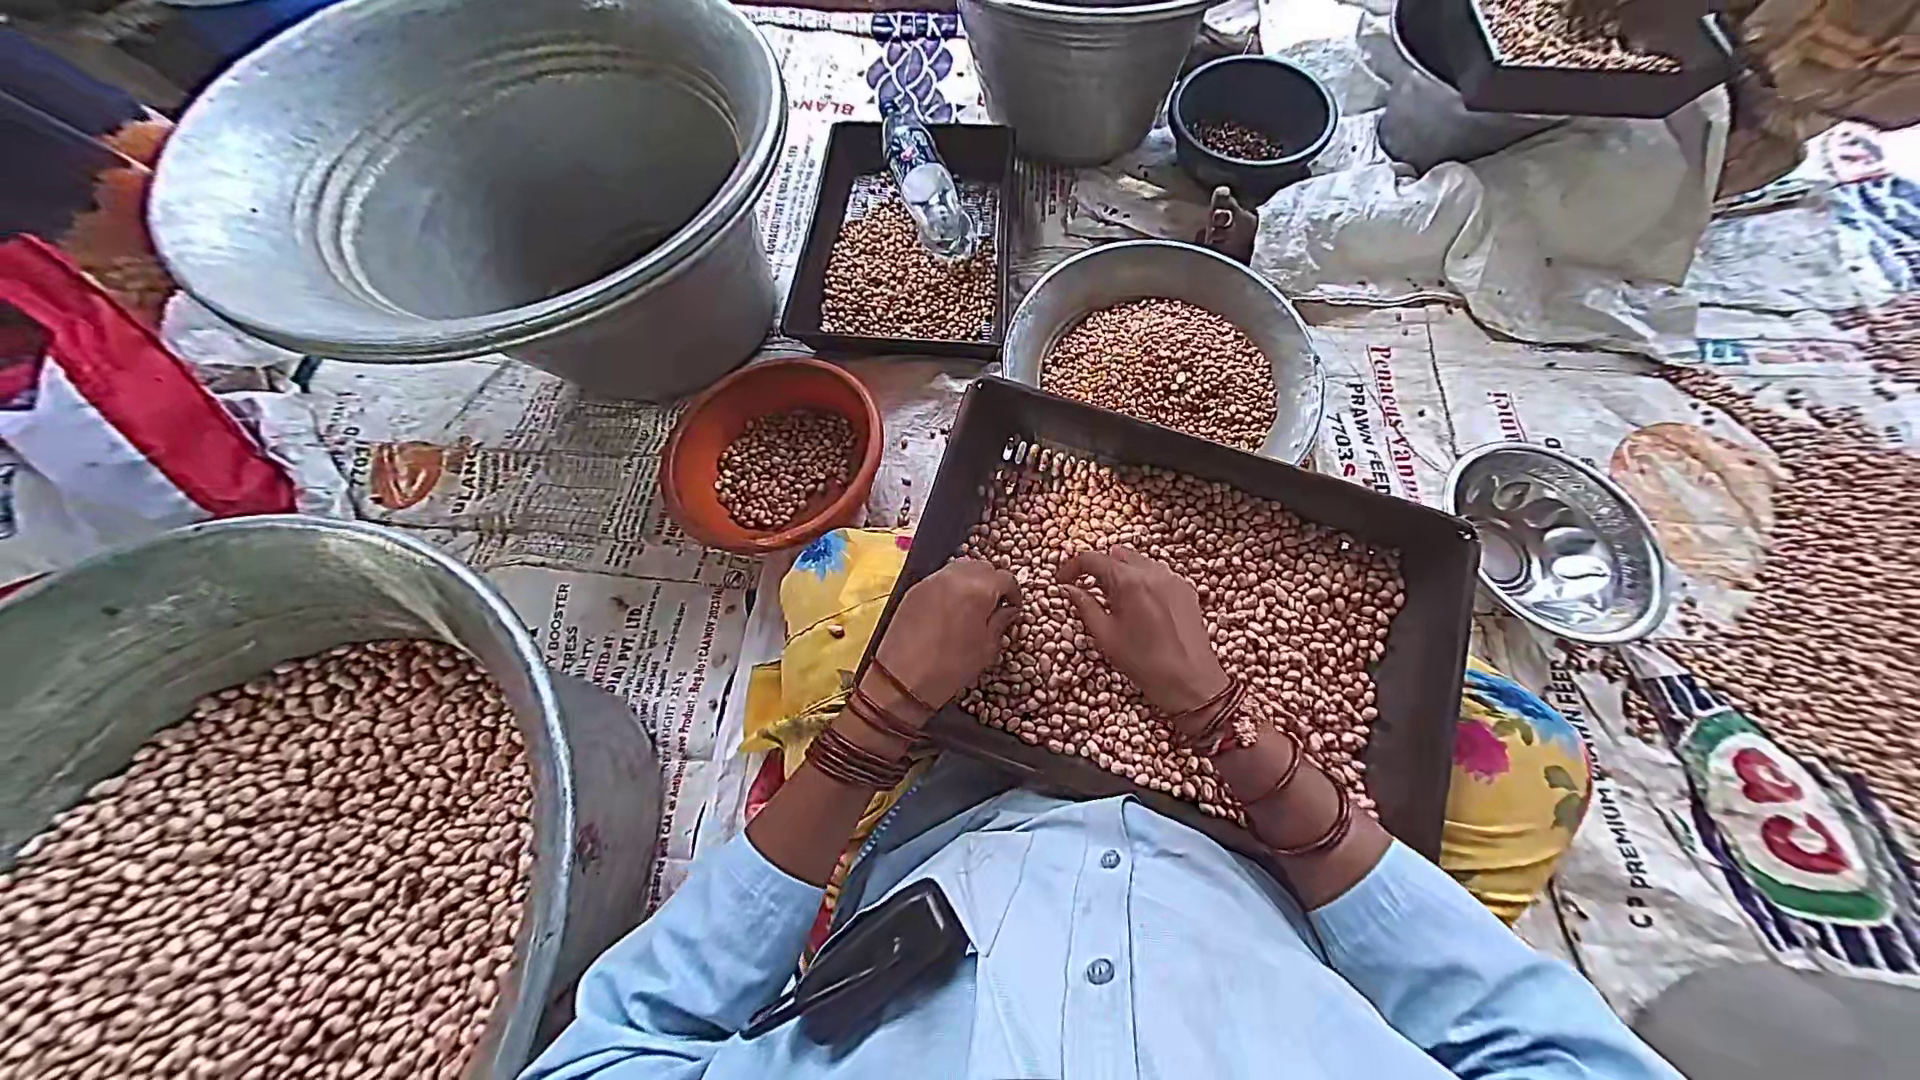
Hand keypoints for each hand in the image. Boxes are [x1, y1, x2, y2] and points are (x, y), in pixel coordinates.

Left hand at [868, 558, 1019, 723]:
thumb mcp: (986, 648)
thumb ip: (1000, 622)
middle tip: (995, 604)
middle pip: (983, 566)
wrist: (901, 679)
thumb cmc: (950, 667)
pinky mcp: (915, 589)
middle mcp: (954, 577)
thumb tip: (1008, 609)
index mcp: (978, 590)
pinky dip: (952, 585)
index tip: (1013, 607)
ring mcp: (931, 581)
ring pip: (960, 567)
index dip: (1014, 592)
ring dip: (972, 580)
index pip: (1005, 578)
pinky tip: (952, 607)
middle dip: (993, 582)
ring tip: (974, 604)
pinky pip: (941, 578)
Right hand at [1055, 546, 1228, 716]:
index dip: (1072, 567)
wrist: (1191, 683)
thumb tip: (1069, 589)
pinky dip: (1141, 581)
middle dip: (1098, 568)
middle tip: (1086, 589)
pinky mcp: (1186, 591)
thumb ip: (1085, 606)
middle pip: (1117, 555)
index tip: (1062, 580)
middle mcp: (1153, 573)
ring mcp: (1173, 580)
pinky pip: (1157, 575)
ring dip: (1120, 573)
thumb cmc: (1145, 663)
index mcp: (1130, 582)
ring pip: (1138, 562)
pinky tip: (1137, 606)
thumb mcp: (1106, 635)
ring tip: (1112, 600)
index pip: (1092, 559)